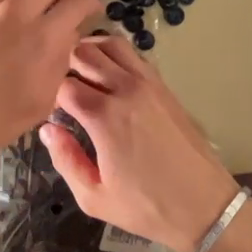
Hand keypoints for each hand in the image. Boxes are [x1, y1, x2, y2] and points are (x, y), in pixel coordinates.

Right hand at [39, 34, 240, 251]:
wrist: (206, 206)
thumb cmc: (147, 207)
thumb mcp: (95, 197)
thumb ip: (65, 160)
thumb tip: (48, 128)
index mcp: (104, 115)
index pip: (62, 83)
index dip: (47, 92)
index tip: (46, 108)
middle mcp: (124, 88)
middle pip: (83, 53)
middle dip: (64, 65)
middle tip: (58, 87)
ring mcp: (147, 82)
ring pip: (110, 44)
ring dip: (90, 51)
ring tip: (79, 71)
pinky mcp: (163, 85)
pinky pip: (132, 54)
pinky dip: (113, 55)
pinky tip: (107, 74)